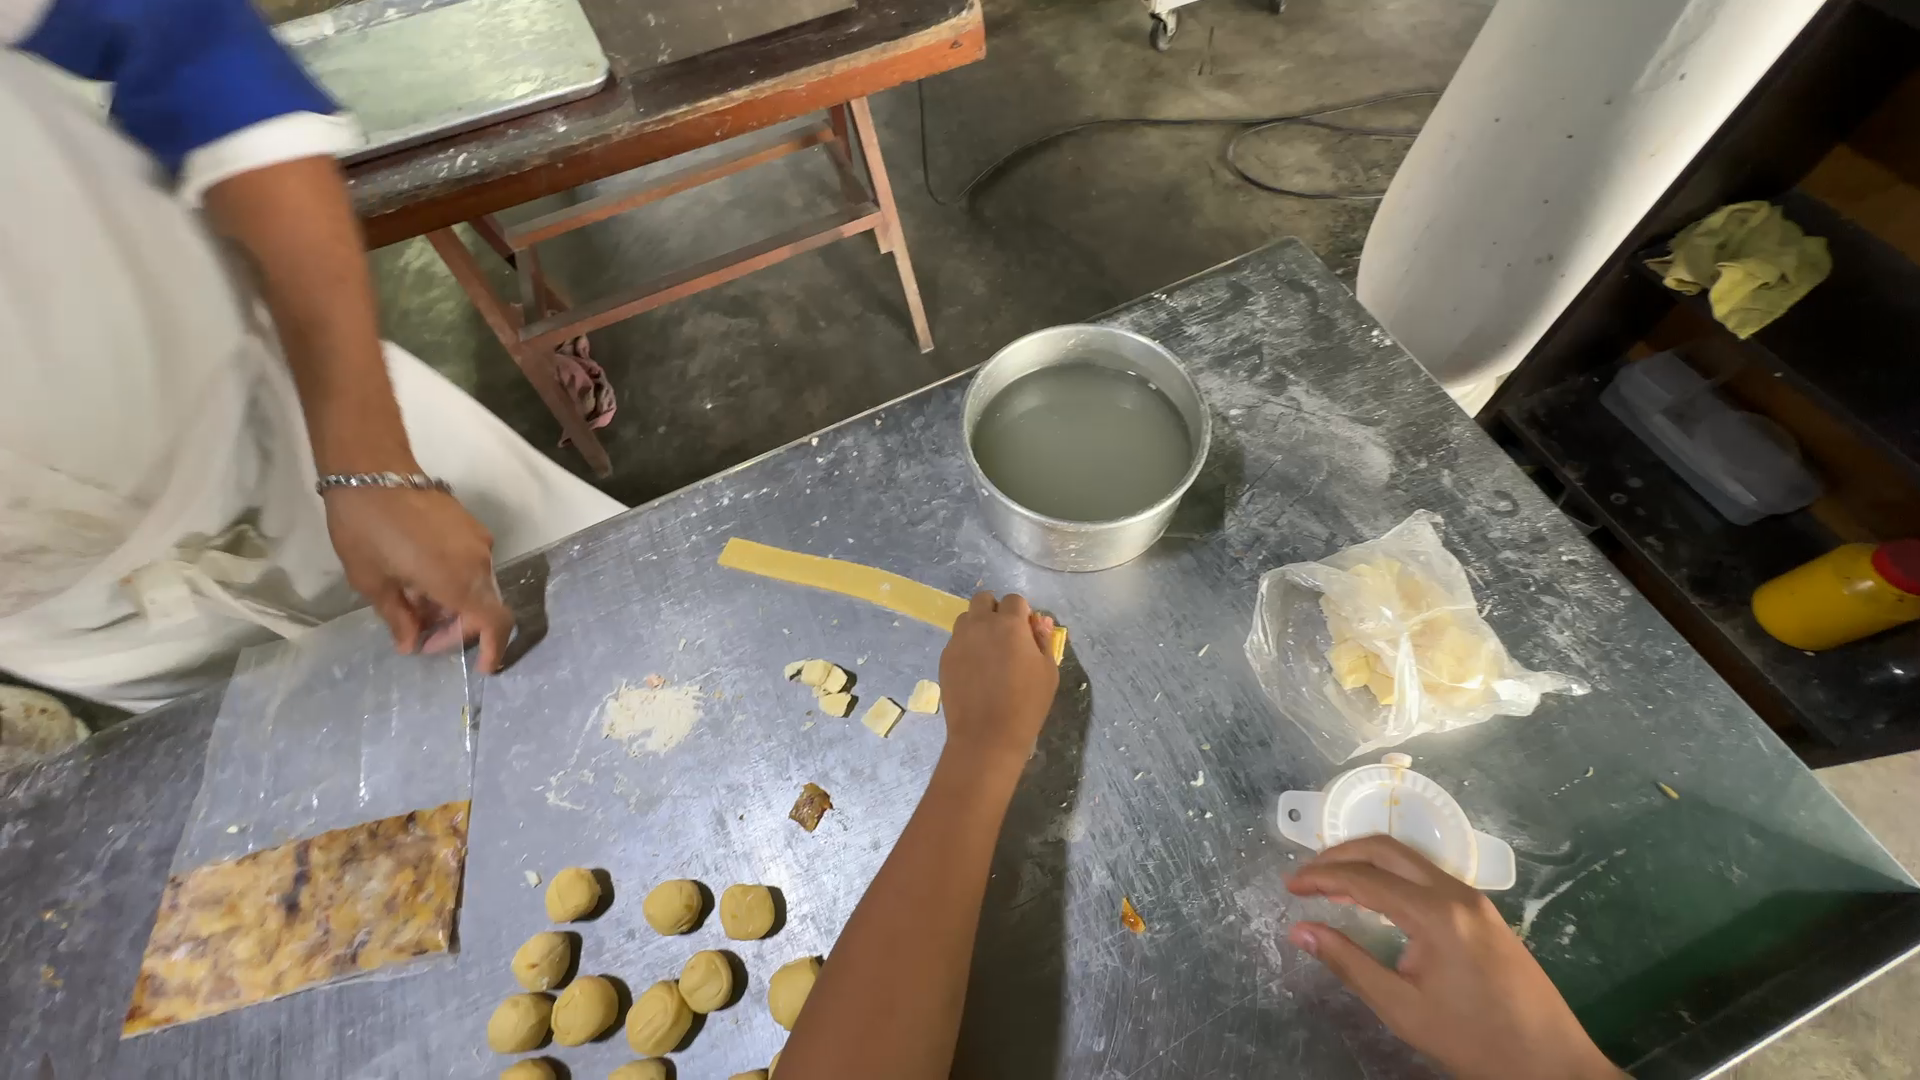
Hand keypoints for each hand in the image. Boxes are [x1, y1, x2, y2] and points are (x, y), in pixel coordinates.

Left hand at [322, 488, 514, 671]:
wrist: (374, 471)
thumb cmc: (366, 530)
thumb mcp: (372, 581)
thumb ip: (398, 616)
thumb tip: (412, 642)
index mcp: (458, 581)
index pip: (494, 622)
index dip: (493, 649)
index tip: (482, 668)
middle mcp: (479, 564)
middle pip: (485, 607)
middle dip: (458, 629)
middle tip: (422, 638)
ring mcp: (479, 543)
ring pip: (478, 586)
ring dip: (455, 605)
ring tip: (417, 607)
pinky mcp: (472, 528)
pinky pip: (472, 566)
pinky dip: (455, 582)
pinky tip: (423, 580)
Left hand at [938, 592, 1059, 769]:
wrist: (987, 735)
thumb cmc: (1026, 704)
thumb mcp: (1047, 671)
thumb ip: (1043, 640)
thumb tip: (1039, 621)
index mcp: (1009, 624)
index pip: (1014, 600)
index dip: (1022, 613)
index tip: (1025, 632)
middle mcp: (980, 625)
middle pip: (984, 599)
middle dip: (995, 610)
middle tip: (1005, 636)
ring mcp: (958, 640)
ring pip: (966, 618)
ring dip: (978, 625)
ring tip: (988, 652)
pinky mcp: (945, 657)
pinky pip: (956, 640)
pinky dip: (966, 646)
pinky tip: (975, 670)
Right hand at [1287, 836, 1621, 1079]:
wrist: (1558, 1071)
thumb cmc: (1477, 1043)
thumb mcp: (1404, 1010)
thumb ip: (1348, 963)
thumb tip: (1299, 930)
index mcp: (1436, 915)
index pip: (1364, 878)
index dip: (1320, 877)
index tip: (1290, 887)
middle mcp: (1456, 893)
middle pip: (1385, 849)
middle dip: (1338, 855)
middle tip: (1307, 876)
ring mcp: (1474, 899)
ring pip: (1406, 857)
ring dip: (1364, 861)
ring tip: (1331, 883)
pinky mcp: (1482, 911)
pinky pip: (1424, 874)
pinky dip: (1389, 874)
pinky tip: (1373, 897)